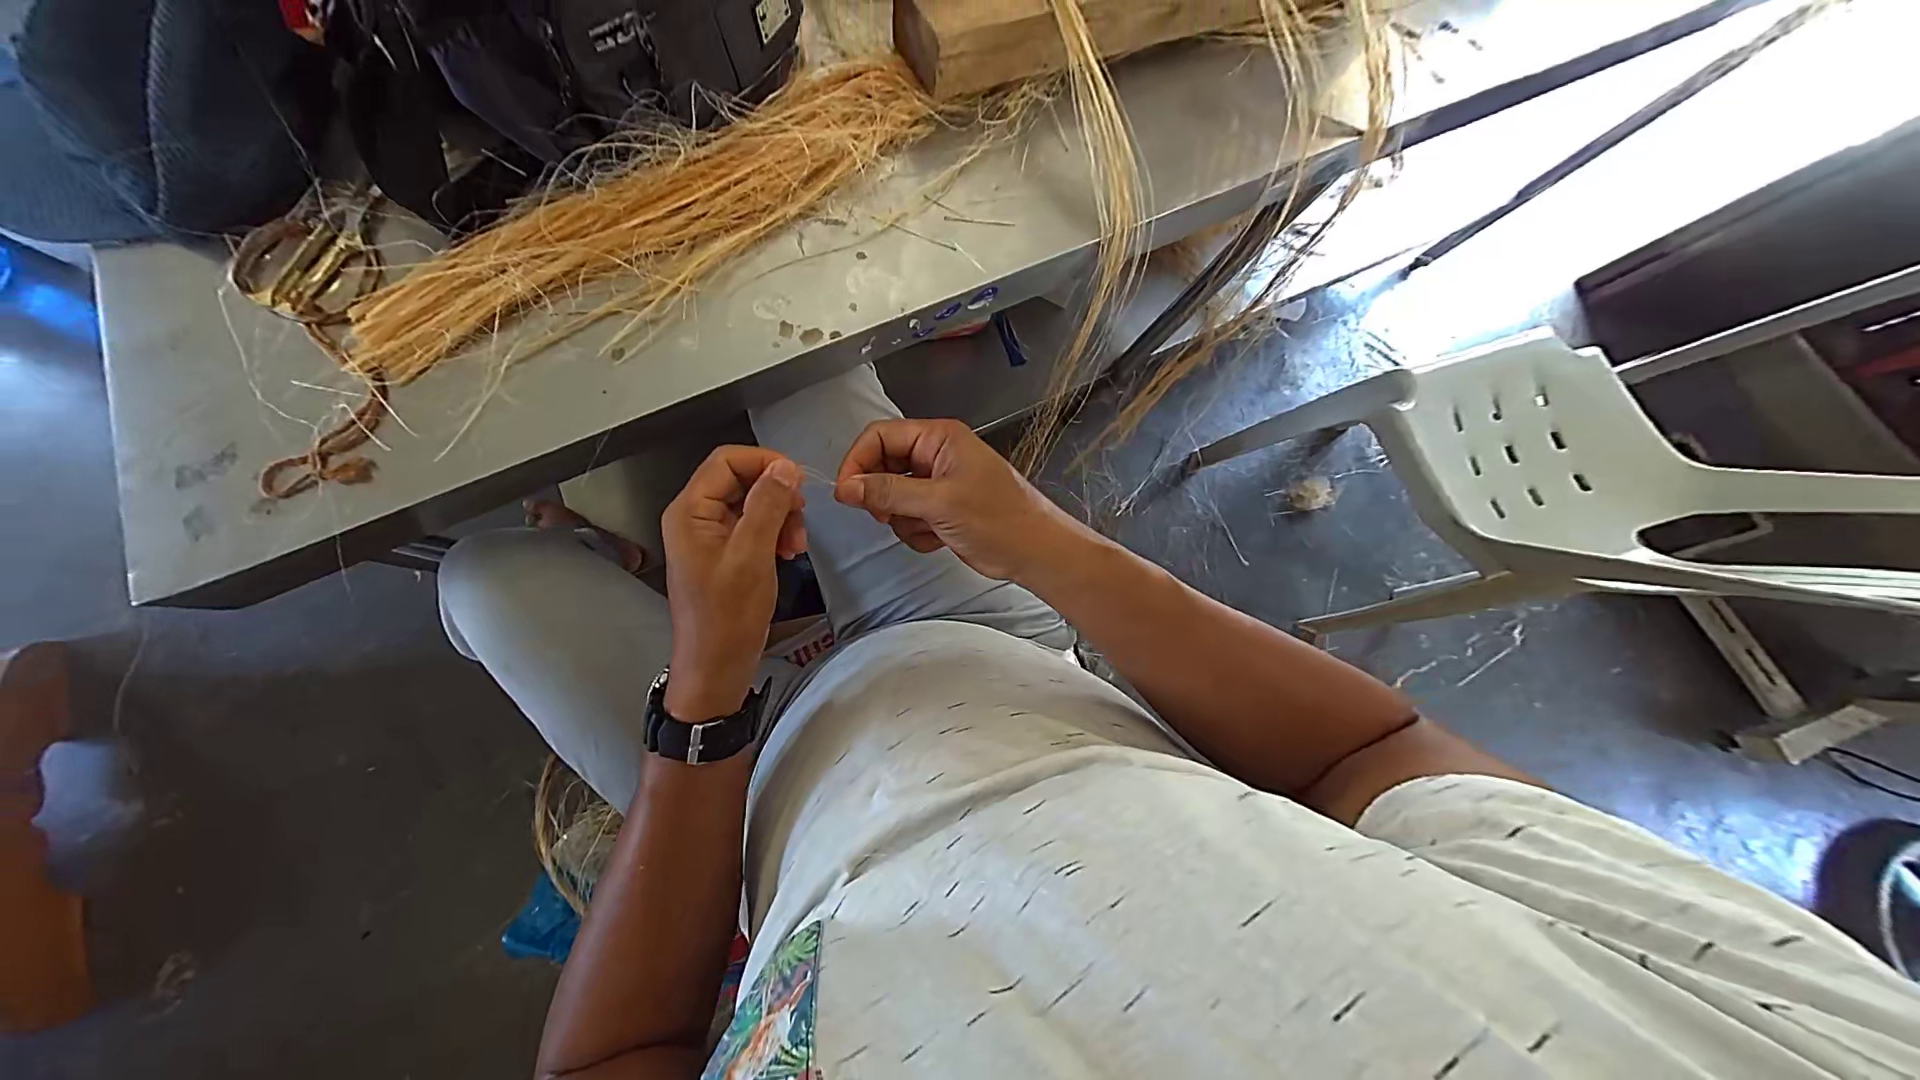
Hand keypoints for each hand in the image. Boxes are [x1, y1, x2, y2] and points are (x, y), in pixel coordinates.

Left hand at [662, 447, 807, 721]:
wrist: (716, 667)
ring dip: (781, 517)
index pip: (726, 461)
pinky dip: (776, 533)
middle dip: (777, 495)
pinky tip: (787, 553)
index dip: (764, 463)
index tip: (797, 482)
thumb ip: (767, 507)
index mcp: (690, 512)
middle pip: (741, 480)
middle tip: (800, 519)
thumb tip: (785, 468)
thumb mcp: (752, 557)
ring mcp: (711, 536)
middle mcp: (696, 518)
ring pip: (753, 503)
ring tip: (796, 545)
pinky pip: (754, 527)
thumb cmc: (727, 618)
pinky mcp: (726, 553)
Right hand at [834, 419, 1089, 581]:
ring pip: (892, 498)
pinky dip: (916, 532)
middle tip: (887, 515)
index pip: (880, 436)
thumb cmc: (1000, 519)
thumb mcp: (939, 502)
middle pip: (882, 467)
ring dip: (903, 519)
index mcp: (938, 438)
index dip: (858, 461)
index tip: (845, 492)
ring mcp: (937, 485)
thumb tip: (847, 487)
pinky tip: (938, 538)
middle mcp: (935, 456)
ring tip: (929, 527)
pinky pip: (907, 518)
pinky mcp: (939, 511)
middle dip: (883, 496)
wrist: (1033, 552)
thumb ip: (889, 493)